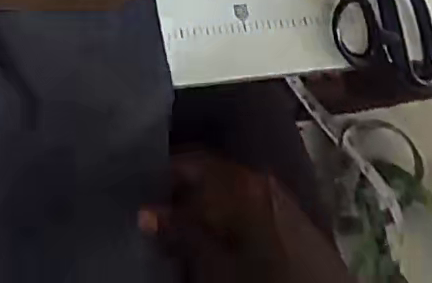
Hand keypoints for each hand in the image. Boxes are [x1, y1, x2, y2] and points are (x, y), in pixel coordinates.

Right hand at [143, 153, 354, 282]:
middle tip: (157, 212)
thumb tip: (146, 211)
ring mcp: (277, 198)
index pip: (192, 160)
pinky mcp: (290, 220)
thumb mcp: (215, 262)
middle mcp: (260, 178)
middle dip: (183, 191)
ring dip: (204, 206)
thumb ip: (181, 231)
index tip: (141, 188)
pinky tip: (216, 236)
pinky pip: (247, 206)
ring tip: (181, 229)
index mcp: (241, 179)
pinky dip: (227, 217)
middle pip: (210, 174)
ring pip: (228, 191)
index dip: (163, 175)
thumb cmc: (265, 279)